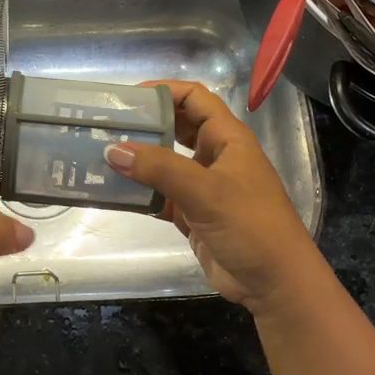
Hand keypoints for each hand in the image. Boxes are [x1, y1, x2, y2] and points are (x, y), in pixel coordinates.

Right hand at [105, 81, 326, 312]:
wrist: (274, 283)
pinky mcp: (193, 215)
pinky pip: (160, 196)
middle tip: (105, 126)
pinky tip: (112, 193)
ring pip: (164, 164)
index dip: (163, 91)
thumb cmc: (250, 225)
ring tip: (99, 156)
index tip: (126, 99)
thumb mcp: (206, 191)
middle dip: (144, 125)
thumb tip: (113, 149)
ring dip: (137, 161)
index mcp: (227, 139)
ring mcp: (203, 187)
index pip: (194, 98)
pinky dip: (139, 193)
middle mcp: (215, 157)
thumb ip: (159, 168)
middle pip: (176, 127)